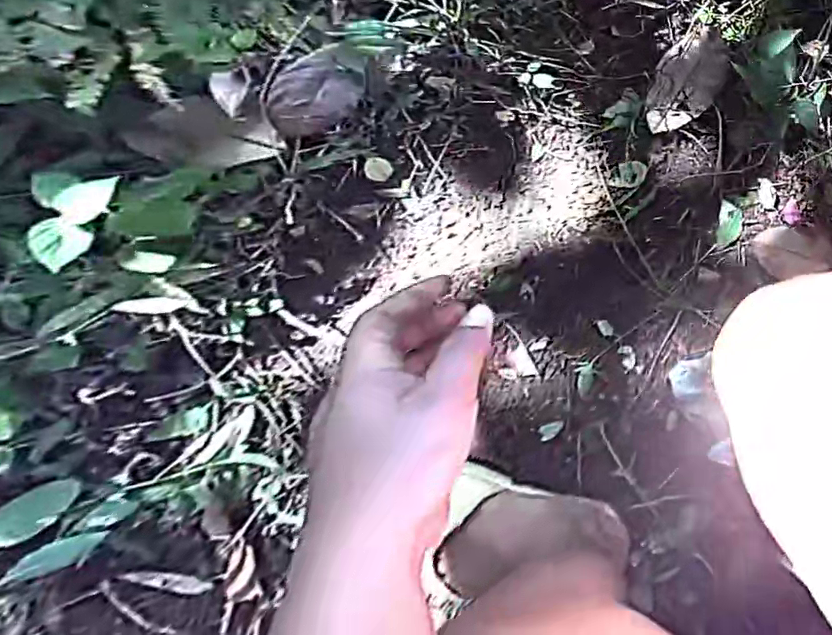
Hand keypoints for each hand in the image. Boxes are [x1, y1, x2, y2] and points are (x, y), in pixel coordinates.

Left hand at [304, 276, 492, 559]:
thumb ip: (466, 349)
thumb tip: (478, 316)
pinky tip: (459, 397)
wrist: (370, 547)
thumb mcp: (446, 394)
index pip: (380, 319)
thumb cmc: (397, 473)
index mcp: (359, 379)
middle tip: (467, 314)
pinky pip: (406, 403)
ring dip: (437, 356)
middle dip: (432, 324)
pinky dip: (434, 386)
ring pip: (399, 376)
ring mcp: (362, 430)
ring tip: (473, 351)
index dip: (415, 296)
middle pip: (389, 346)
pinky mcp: (378, 455)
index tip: (446, 283)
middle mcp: (353, 401)